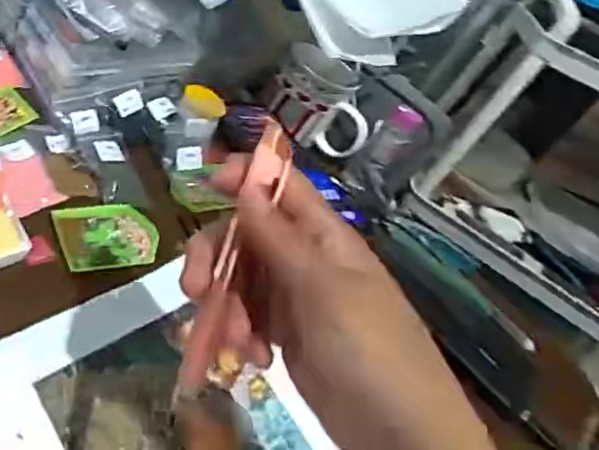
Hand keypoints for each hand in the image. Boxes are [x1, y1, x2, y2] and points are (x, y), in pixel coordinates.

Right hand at [181, 157, 492, 449]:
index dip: (245, 174)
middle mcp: (303, 256)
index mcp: (321, 235)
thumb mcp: (322, 288)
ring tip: (232, 339)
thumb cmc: (371, 349)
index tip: (207, 184)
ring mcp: (292, 296)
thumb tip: (245, 181)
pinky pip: (245, 315)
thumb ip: (277, 235)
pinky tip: (253, 358)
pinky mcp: (284, 333)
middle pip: (243, 232)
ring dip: (223, 302)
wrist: (406, 441)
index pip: (279, 183)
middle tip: (193, 286)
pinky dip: (239, 332)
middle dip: (213, 255)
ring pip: (237, 275)